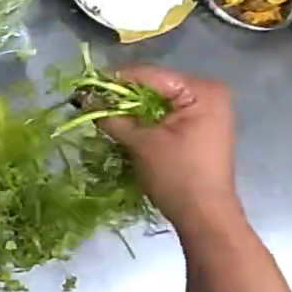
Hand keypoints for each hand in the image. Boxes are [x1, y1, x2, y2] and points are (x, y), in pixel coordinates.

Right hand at [96, 65, 241, 231]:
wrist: (204, 215)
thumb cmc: (176, 175)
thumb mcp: (140, 143)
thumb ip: (111, 117)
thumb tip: (83, 100)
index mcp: (201, 91)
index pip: (149, 75)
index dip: (113, 81)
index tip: (84, 88)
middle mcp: (209, 93)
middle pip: (153, 85)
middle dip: (121, 94)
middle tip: (91, 102)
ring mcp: (207, 109)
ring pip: (157, 99)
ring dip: (131, 107)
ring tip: (103, 112)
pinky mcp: (200, 125)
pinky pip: (165, 111)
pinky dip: (144, 117)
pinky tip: (124, 124)